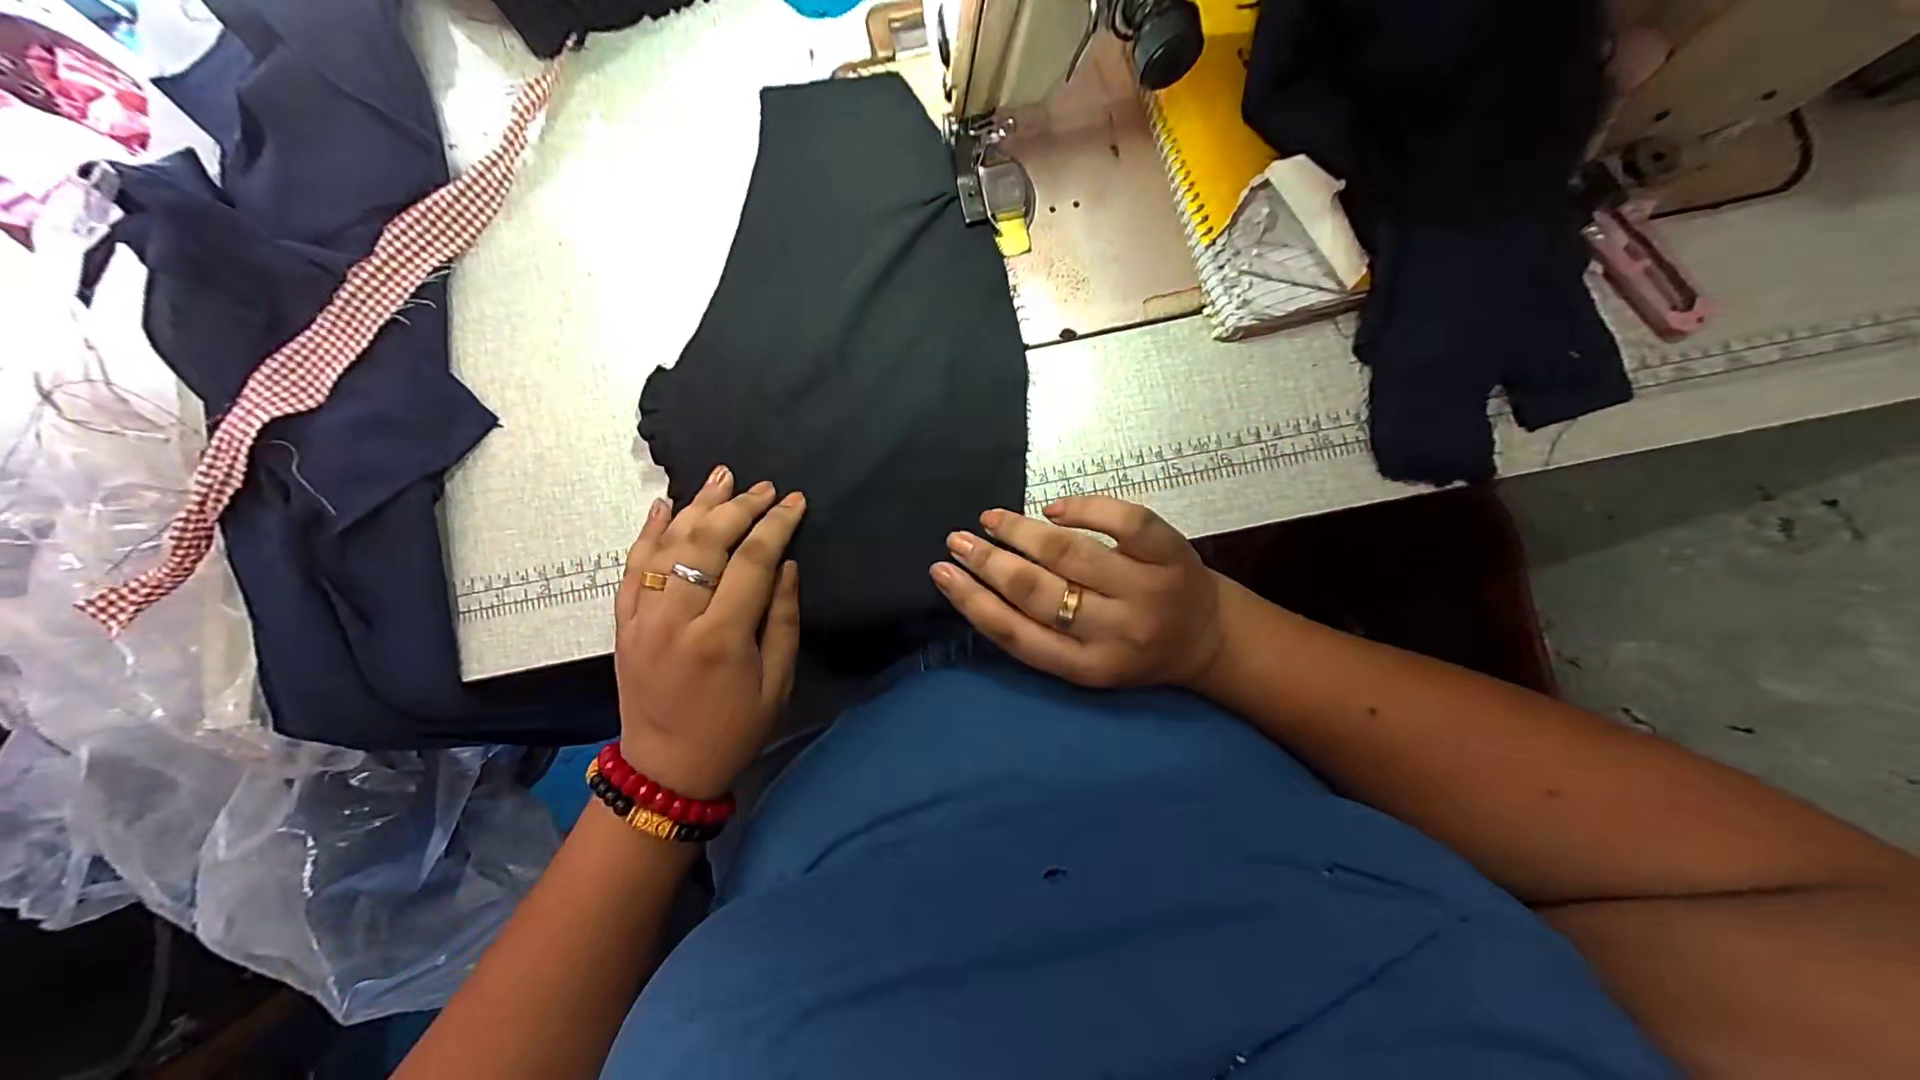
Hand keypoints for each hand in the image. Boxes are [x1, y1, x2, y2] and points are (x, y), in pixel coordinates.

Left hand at [613, 466, 804, 798]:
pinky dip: (647, 531)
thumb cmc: (734, 729)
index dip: (776, 525)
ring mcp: (640, 618)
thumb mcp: (777, 682)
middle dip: (738, 507)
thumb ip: (782, 619)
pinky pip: (630, 566)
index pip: (752, 562)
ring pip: (666, 545)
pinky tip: (664, 504)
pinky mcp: (621, 622)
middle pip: (706, 543)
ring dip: (696, 506)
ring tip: (721, 476)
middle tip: (763, 487)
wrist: (665, 768)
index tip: (795, 501)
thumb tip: (785, 564)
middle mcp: (675, 619)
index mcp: (720, 637)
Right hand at [930, 496, 1225, 689]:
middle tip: (958, 540)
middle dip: (987, 562)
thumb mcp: (1086, 660)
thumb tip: (982, 579)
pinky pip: (1123, 521)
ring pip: (1069, 553)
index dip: (971, 601)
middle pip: (1036, 592)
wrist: (1208, 640)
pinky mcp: (1172, 555)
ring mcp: (1146, 591)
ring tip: (991, 519)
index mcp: (1086, 666)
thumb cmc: (1133, 649)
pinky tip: (1052, 509)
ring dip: (1020, 531)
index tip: (940, 572)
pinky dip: (1082, 508)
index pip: (1016, 634)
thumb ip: (1041, 631)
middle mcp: (1115, 632)